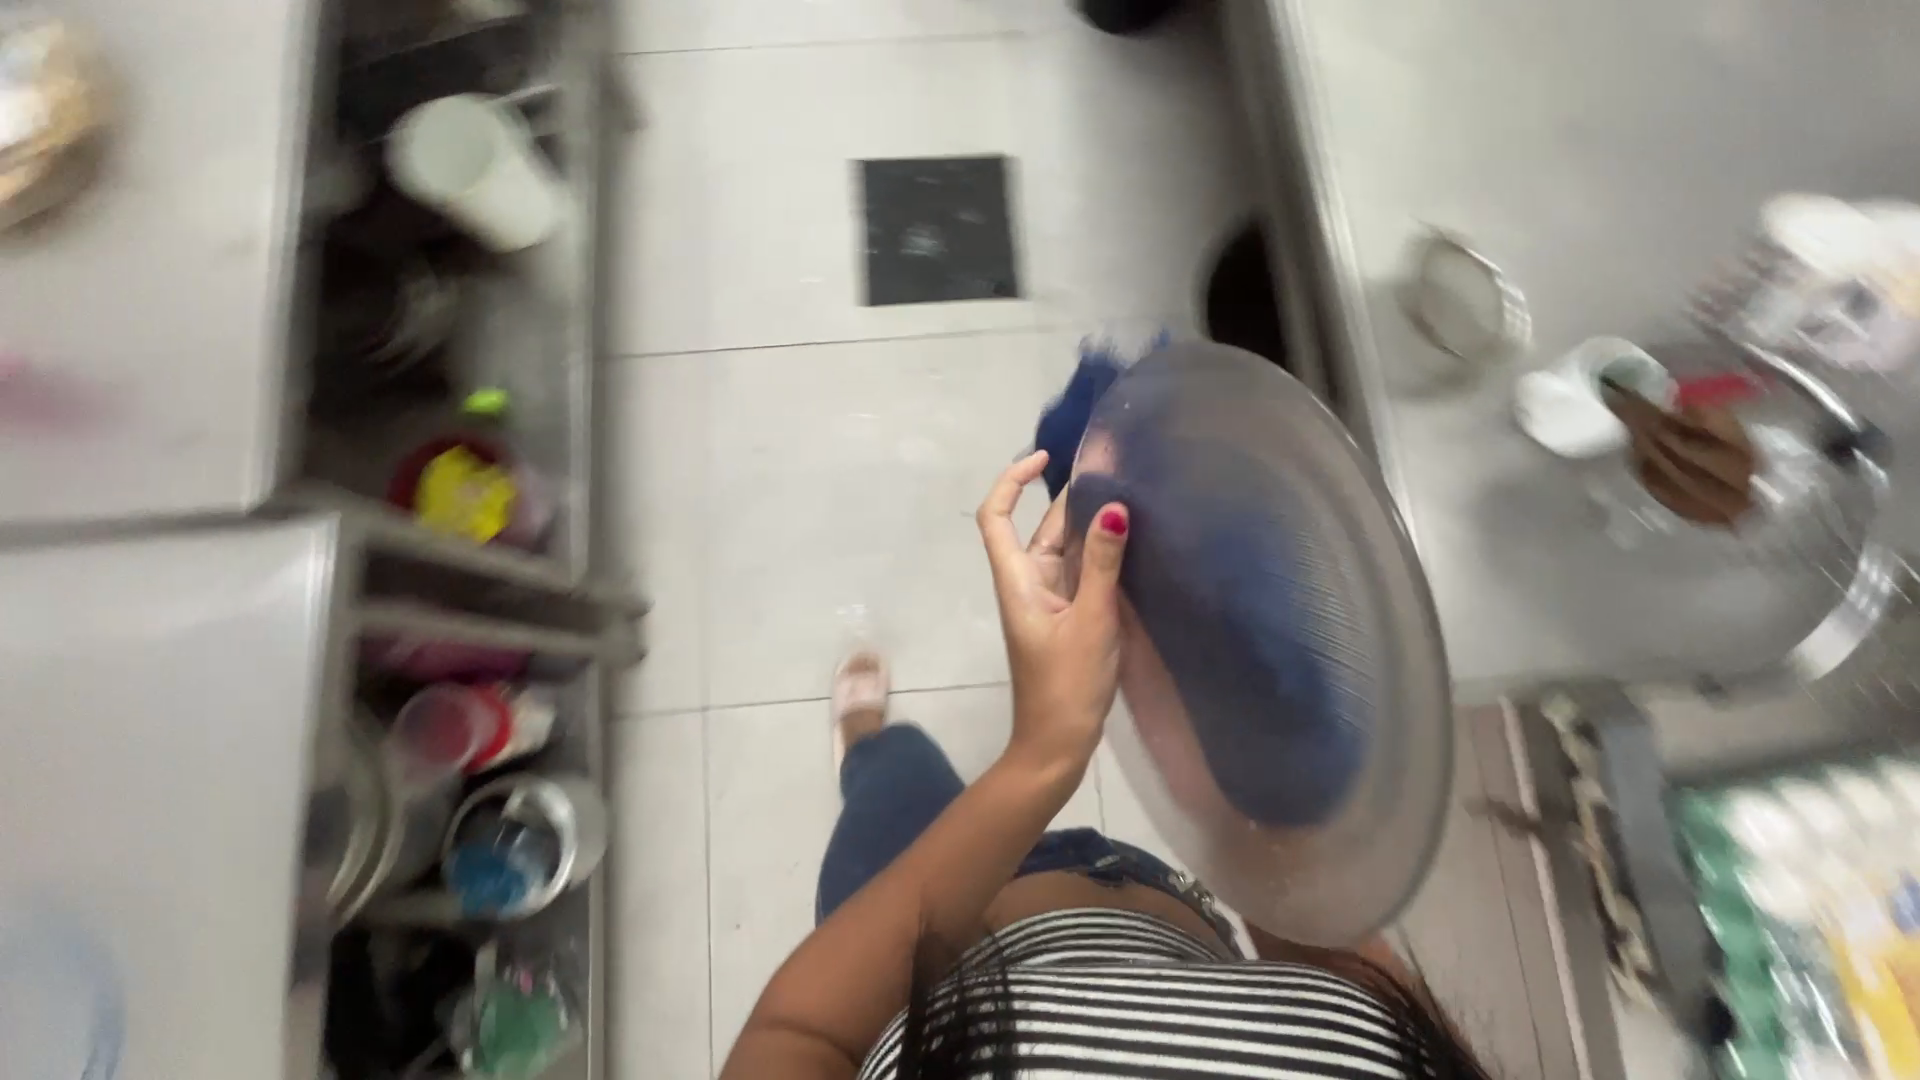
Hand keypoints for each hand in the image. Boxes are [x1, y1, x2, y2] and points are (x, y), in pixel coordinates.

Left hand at [976, 451, 1130, 775]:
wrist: (1056, 744)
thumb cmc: (1067, 684)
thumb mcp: (1091, 620)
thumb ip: (1102, 564)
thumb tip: (1113, 508)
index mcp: (1018, 580)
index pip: (996, 517)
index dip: (1012, 481)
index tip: (1044, 459)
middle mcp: (1028, 583)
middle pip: (1038, 528)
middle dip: (1067, 499)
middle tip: (1114, 474)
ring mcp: (1047, 601)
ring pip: (1062, 551)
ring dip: (1087, 526)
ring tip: (1129, 498)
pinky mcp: (1066, 617)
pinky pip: (1078, 574)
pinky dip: (1097, 555)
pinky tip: (1129, 544)